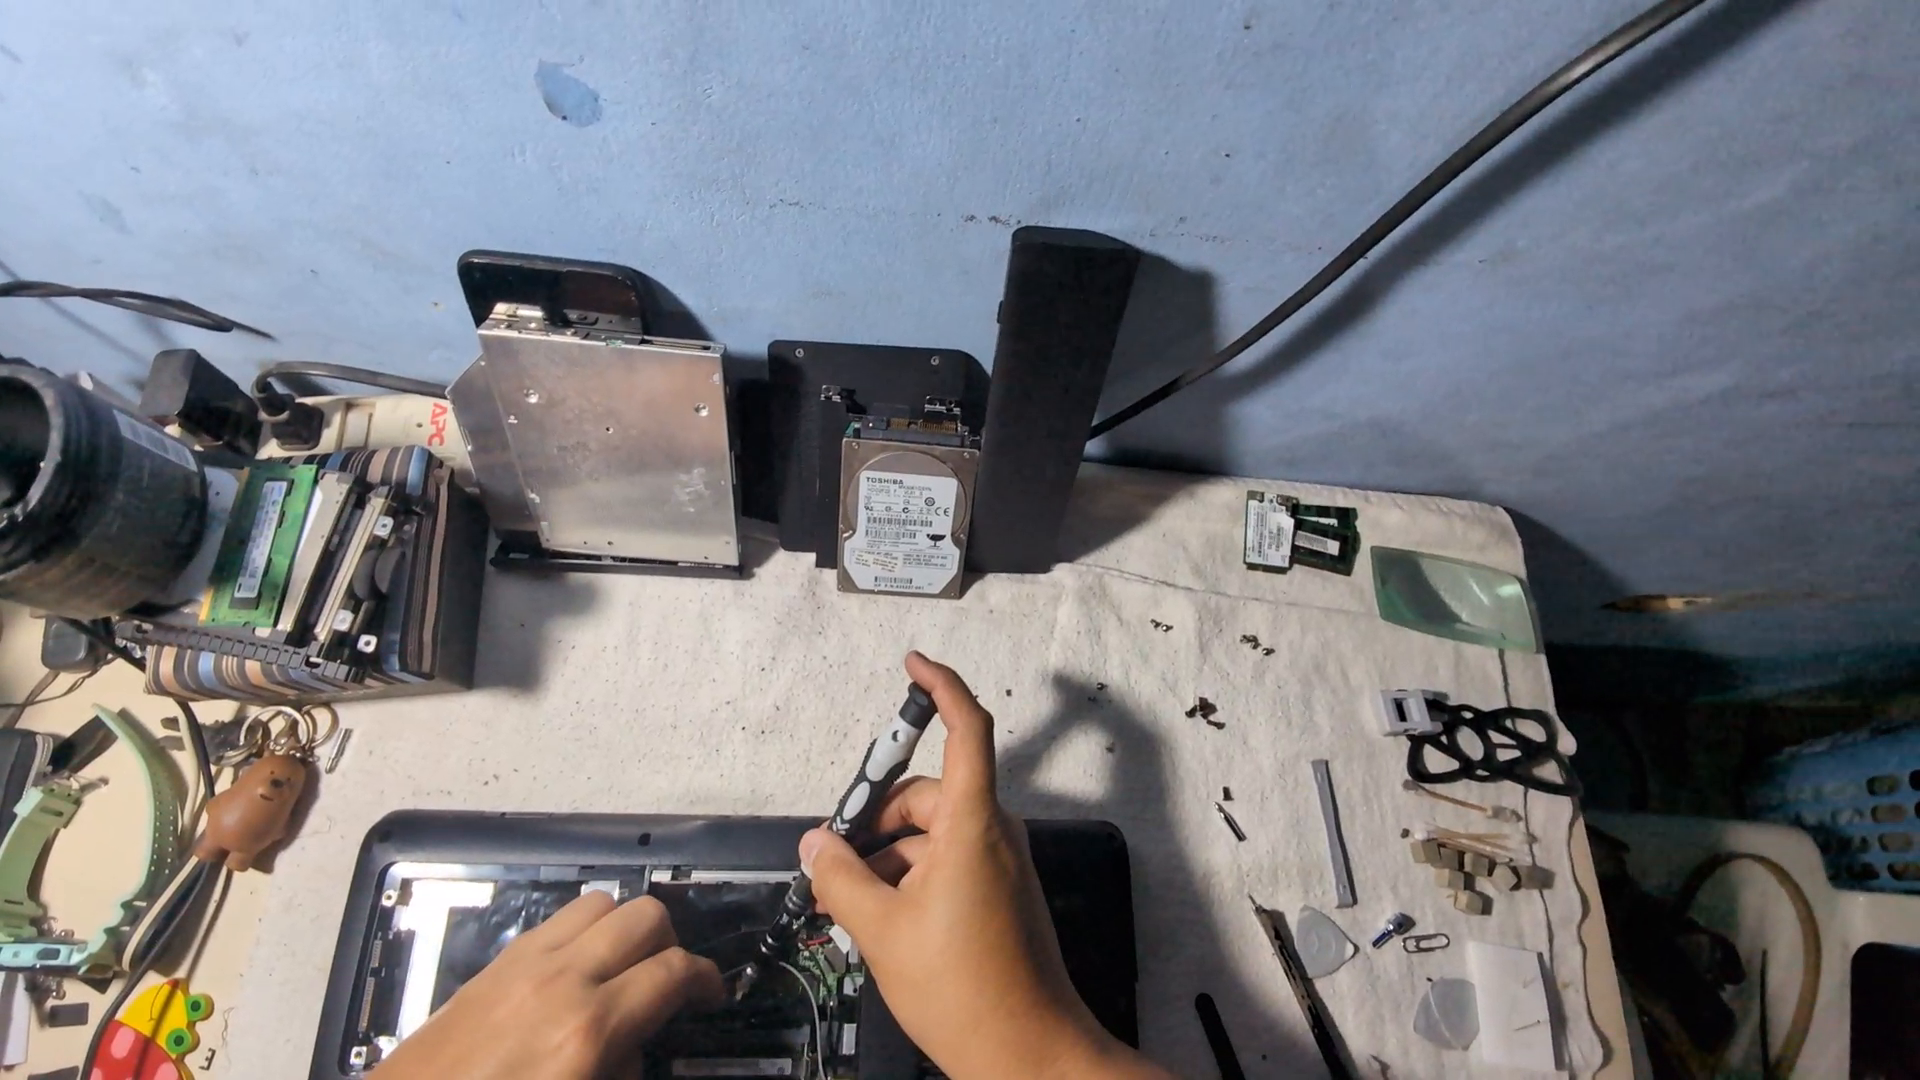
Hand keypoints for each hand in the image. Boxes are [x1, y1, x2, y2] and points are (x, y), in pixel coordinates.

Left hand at [370, 891, 722, 1079]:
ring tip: (620, 968)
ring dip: (624, 929)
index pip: (672, 973)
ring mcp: (524, 964)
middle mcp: (562, 980)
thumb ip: (620, 1068)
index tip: (711, 996)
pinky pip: (557, 921)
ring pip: (602, 903)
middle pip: (645, 916)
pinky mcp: (494, 964)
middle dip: (669, 944)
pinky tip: (574, 973)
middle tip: (665, 982)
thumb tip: (632, 1048)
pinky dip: (583, 933)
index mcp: (586, 1030)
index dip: (706, 980)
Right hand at [801, 652, 1175, 1079]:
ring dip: (888, 857)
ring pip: (930, 833)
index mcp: (974, 822)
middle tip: (833, 861)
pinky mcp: (998, 888)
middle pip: (926, 795)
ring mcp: (998, 860)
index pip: (968, 728)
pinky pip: (946, 860)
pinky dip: (910, 875)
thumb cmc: (962, 988)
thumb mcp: (882, 931)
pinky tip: (878, 917)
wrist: (1030, 1056)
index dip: (942, 686)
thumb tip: (815, 845)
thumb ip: (841, 879)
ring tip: (849, 903)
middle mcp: (992, 830)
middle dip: (876, 821)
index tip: (914, 663)